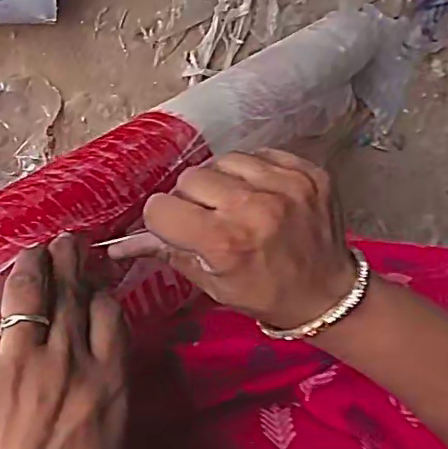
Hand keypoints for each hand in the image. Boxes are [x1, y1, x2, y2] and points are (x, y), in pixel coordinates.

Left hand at [0, 235, 129, 448]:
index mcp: (109, 385)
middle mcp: (68, 365)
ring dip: (34, 267)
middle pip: (70, 295)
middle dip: (70, 261)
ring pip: (29, 296)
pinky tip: (1, 300)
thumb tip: (97, 356)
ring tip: (36, 252)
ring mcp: (19, 366)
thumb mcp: (107, 446)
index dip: (100, 289)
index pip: (109, 314)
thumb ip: (104, 391)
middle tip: (68, 242)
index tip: (94, 279)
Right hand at [109, 149, 356, 330]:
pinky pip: (259, 154)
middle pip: (190, 178)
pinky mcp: (307, 172)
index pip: (162, 207)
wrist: (328, 293)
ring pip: (223, 160)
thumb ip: (167, 252)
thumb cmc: (264, 294)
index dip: (163, 219)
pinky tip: (259, 193)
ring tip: (235, 203)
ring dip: (221, 180)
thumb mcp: (211, 284)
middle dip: (191, 199)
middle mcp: (254, 208)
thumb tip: (119, 243)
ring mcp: (286, 185)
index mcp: (226, 243)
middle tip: (208, 218)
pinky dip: (252, 172)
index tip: (175, 227)